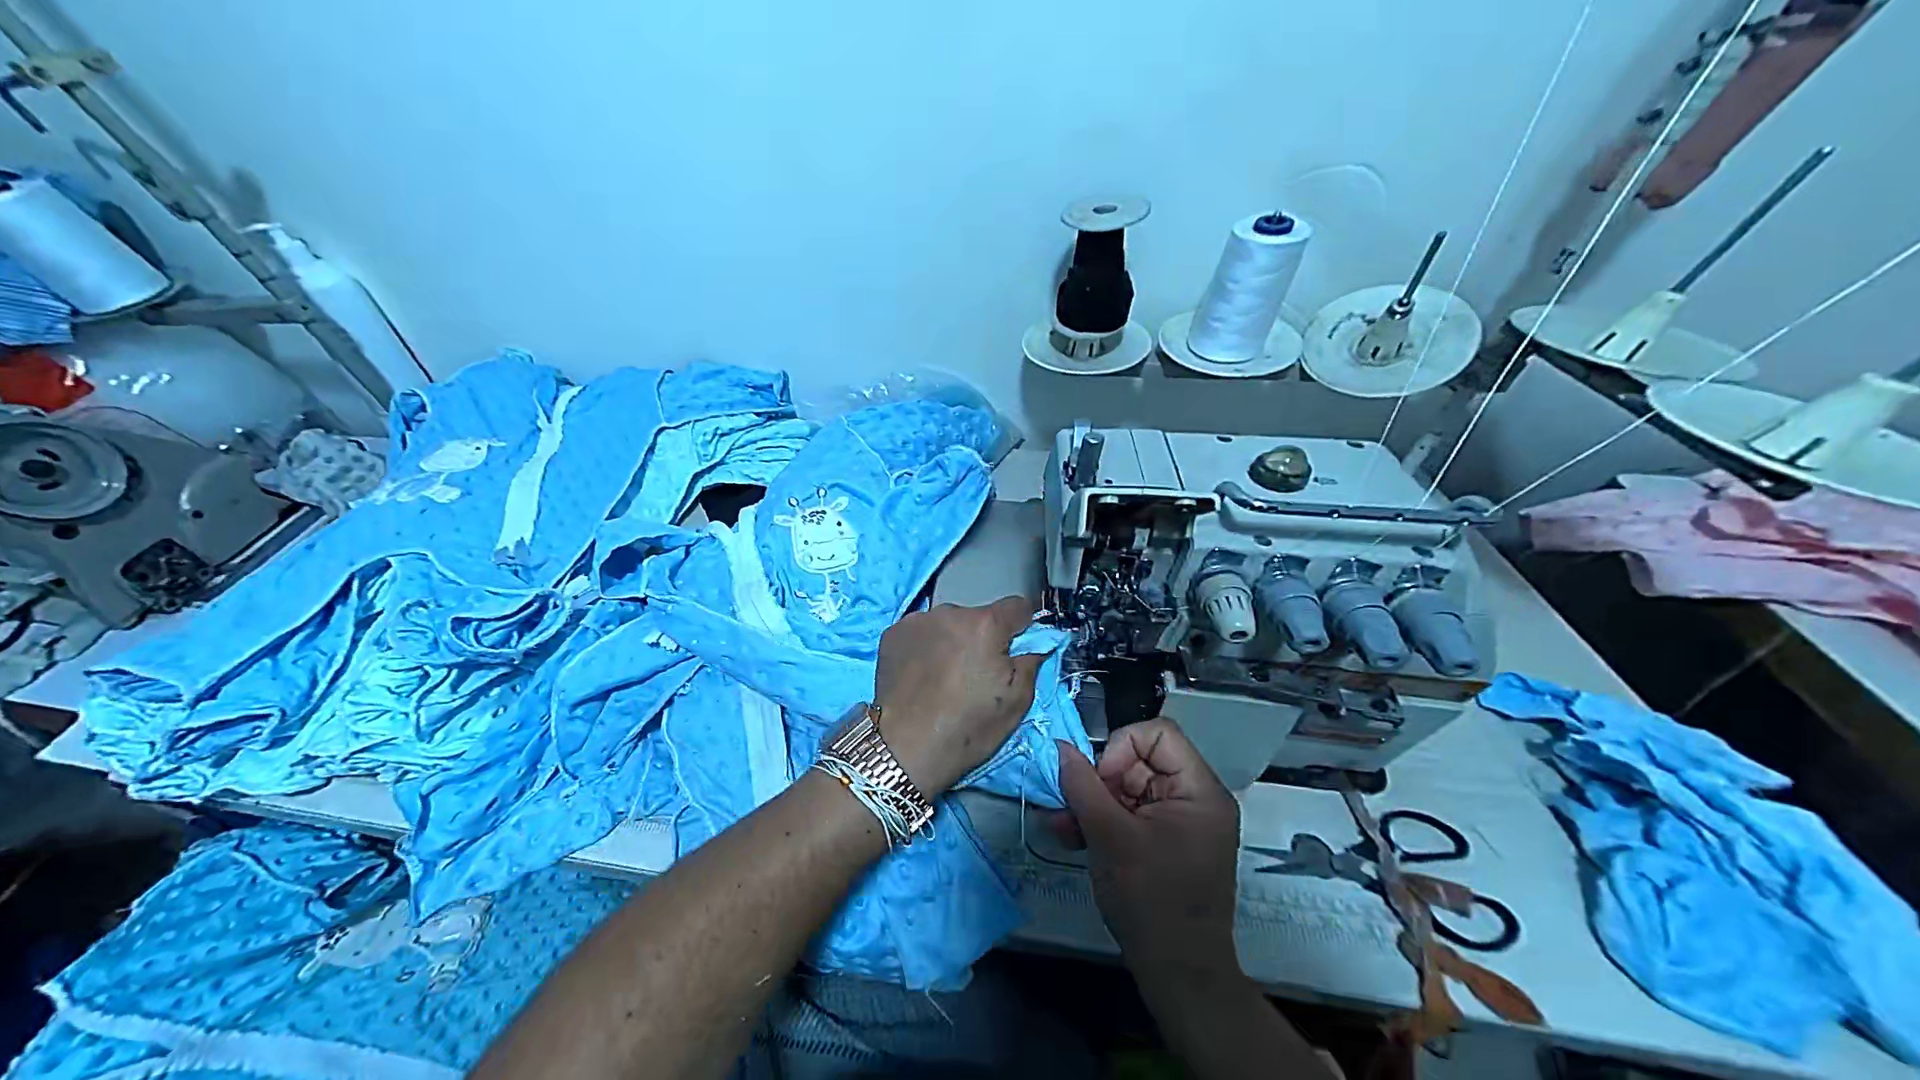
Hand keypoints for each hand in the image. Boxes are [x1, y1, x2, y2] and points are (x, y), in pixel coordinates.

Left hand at [874, 596, 1041, 795]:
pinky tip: (922, 675)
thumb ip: (1032, 660)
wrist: (907, 747)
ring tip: (945, 676)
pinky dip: (926, 647)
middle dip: (983, 638)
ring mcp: (917, 622)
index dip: (1022, 627)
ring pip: (948, 624)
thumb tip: (1035, 644)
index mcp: (985, 624)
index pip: (1018, 606)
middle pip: (979, 617)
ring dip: (953, 640)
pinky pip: (921, 632)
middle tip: (977, 673)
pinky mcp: (893, 634)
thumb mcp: (1019, 699)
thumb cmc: (968, 726)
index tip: (1016, 649)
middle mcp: (950, 613)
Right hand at [1056, 718, 1241, 974]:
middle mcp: (1196, 798)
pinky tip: (1074, 838)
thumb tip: (1058, 747)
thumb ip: (1081, 785)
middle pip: (1140, 760)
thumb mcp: (1108, 836)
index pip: (1158, 734)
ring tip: (1064, 828)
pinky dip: (1103, 821)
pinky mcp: (1166, 841)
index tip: (1102, 784)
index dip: (1121, 748)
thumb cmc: (1150, 899)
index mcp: (1199, 790)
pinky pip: (1131, 813)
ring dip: (1092, 803)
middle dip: (1099, 782)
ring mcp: (1181, 821)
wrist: (1177, 972)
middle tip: (1071, 808)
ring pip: (1129, 788)